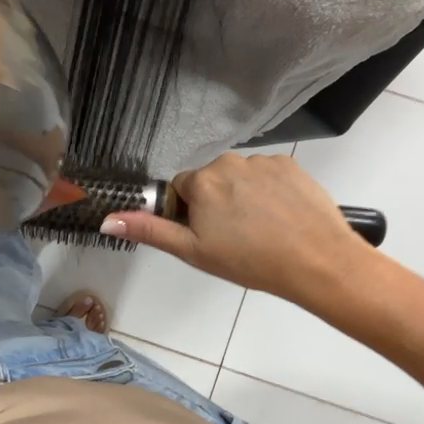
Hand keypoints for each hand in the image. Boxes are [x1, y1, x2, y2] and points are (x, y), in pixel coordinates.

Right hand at [103, 153, 376, 305]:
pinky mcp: (290, 165)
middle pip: (209, 181)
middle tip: (233, 238)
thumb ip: (150, 230)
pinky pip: (267, 175)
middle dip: (215, 204)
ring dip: (242, 198)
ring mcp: (262, 162)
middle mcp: (228, 162)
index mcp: (201, 182)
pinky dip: (269, 193)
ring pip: (239, 178)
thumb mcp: (193, 251)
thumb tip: (106, 218)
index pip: (181, 190)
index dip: (189, 214)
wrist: (317, 261)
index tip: (206, 236)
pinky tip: (280, 218)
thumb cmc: (250, 261)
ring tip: (261, 230)